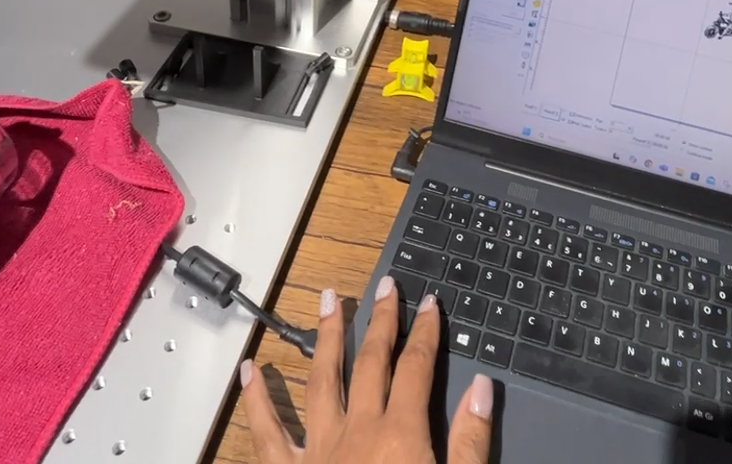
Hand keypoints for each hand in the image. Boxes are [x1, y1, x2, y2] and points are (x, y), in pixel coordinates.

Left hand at [239, 274, 494, 462]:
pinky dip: (257, 402)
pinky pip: (268, 436)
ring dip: (326, 337)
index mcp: (400, 437)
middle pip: (372, 362)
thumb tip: (482, 387)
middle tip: (386, 285)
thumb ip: (469, 443)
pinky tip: (248, 373)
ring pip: (322, 380)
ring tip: (328, 299)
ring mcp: (318, 454)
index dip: (425, 332)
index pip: (417, 368)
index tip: (429, 302)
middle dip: (381, 320)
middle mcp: (358, 433)